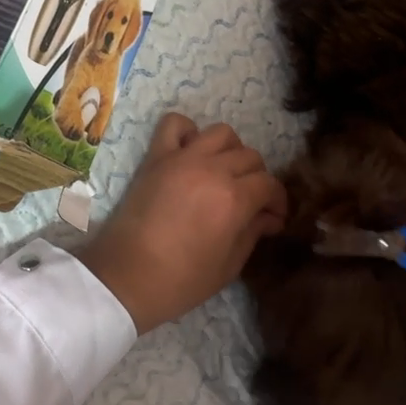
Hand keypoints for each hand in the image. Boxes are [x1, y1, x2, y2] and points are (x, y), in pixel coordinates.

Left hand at [78, 113, 287, 333]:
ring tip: (223, 174)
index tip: (274, 217)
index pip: (269, 184)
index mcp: (234, 198)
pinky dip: (187, 131)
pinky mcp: (156, 155)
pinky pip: (174, 123)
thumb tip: (269, 217)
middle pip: (249, 156)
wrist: (127, 276)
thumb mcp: (228, 266)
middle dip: (257, 178)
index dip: (277, 201)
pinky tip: (190, 153)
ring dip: (230, 151)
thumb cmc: (182, 281)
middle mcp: (211, 169)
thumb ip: (252, 233)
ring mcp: (181, 158)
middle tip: (250, 201)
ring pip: (221, 133)